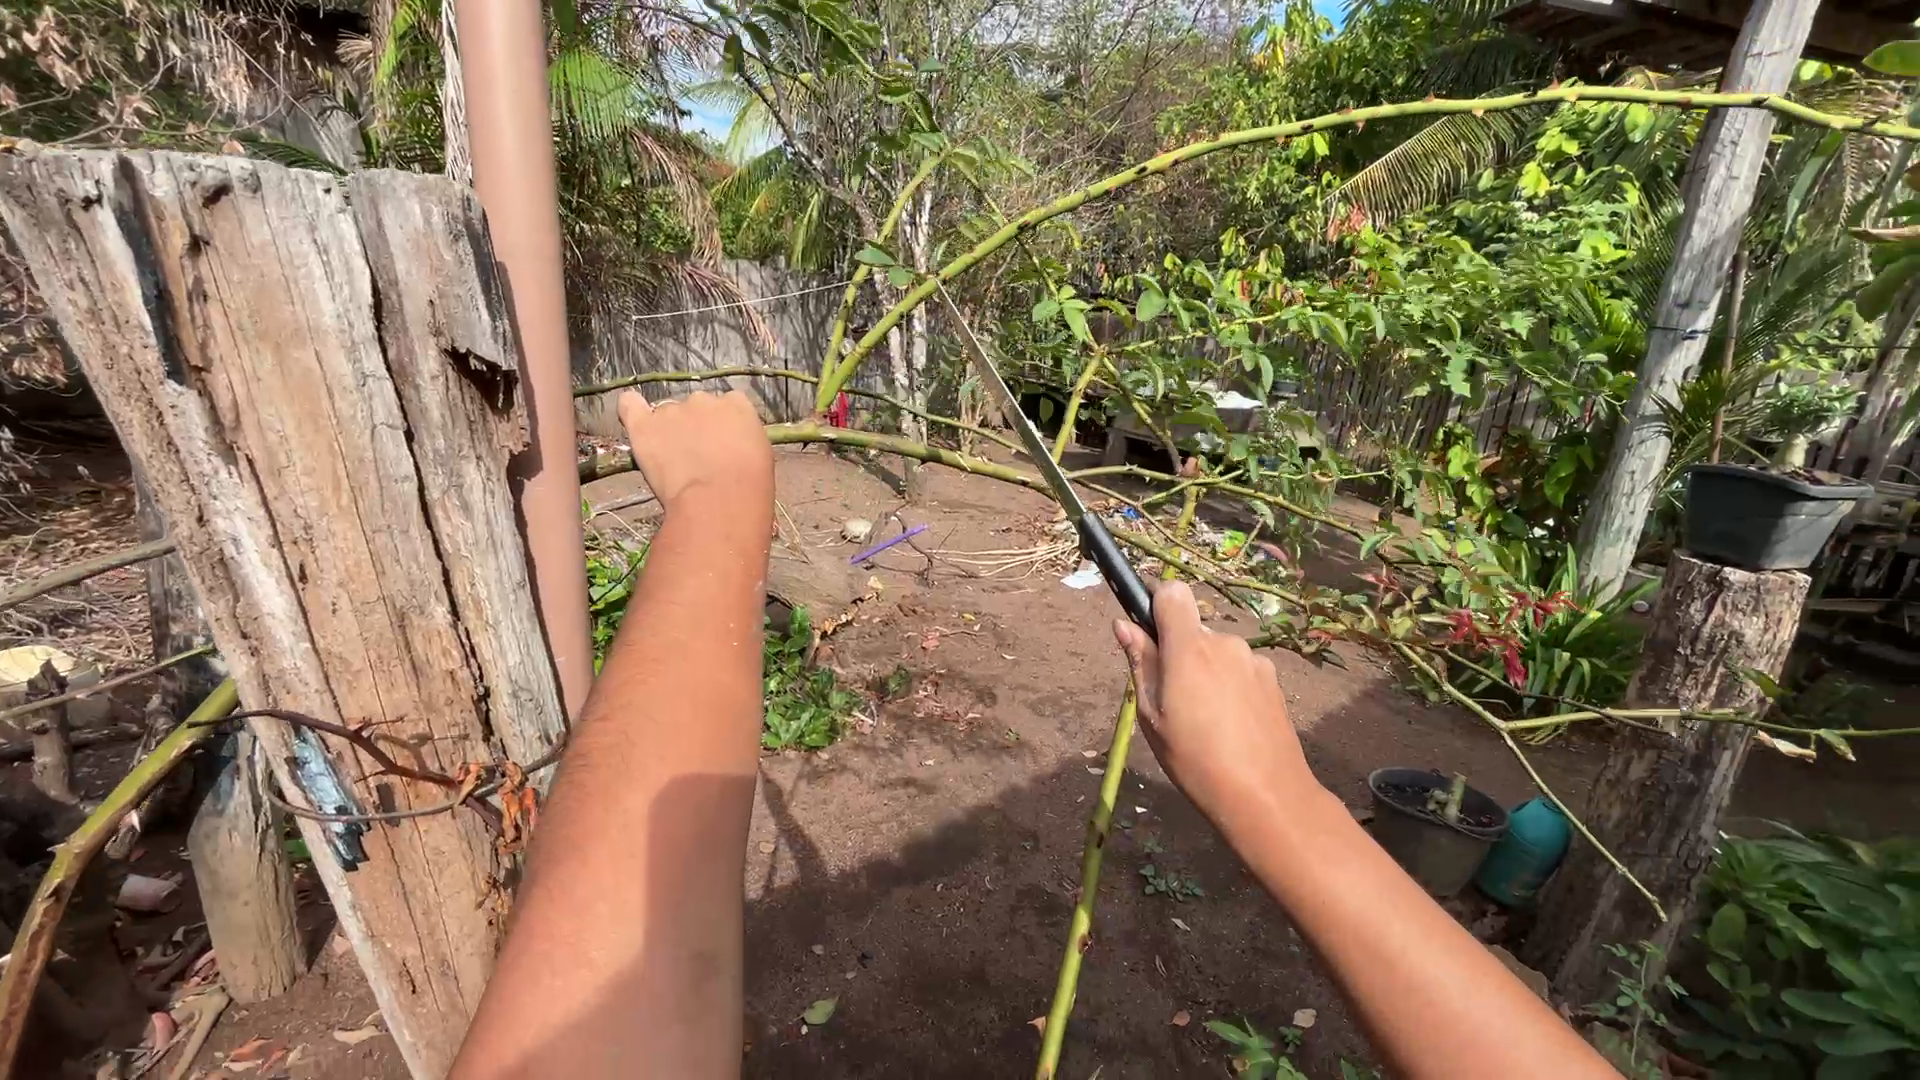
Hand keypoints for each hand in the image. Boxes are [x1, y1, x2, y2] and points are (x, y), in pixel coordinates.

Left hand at [617, 390, 772, 513]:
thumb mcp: (760, 454)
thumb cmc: (750, 485)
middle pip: (697, 406)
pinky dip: (631, 409)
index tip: (723, 442)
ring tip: (673, 462)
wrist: (719, 500)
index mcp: (737, 404)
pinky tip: (636, 419)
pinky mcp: (644, 425)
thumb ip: (742, 438)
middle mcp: (704, 399)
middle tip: (699, 456)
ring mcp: (671, 410)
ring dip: (670, 430)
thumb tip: (731, 442)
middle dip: (696, 426)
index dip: (724, 424)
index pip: (728, 403)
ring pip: (667, 413)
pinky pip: (629, 406)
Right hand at [1113, 581, 1317, 834]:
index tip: (1149, 633)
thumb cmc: (1196, 760)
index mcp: (1189, 649)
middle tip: (1172, 698)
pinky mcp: (1273, 679)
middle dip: (1179, 650)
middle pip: (1193, 627)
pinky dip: (1229, 684)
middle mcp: (1225, 643)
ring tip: (1204, 718)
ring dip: (1205, 669)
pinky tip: (1231, 723)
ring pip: (1217, 650)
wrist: (1268, 797)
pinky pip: (1239, 668)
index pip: (1172, 592)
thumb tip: (1124, 624)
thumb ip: (1141, 663)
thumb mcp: (1152, 717)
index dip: (1157, 604)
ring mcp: (1254, 660)